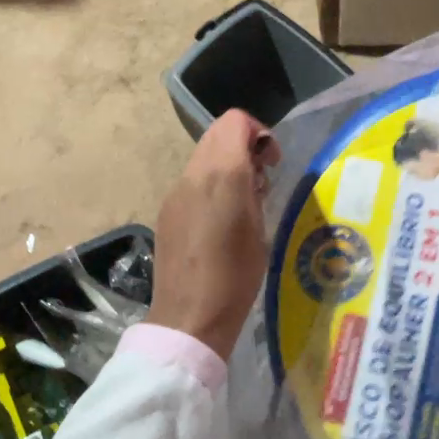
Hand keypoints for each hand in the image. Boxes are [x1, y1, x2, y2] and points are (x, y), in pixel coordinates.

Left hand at [147, 110, 280, 359]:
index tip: (271, 163)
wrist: (190, 317)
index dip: (259, 132)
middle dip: (244, 146)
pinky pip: (193, 179)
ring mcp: (176, 191)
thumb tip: (254, 170)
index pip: (236, 121)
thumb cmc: (236, 275)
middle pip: (218, 133)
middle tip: (261, 179)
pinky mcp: (167, 210)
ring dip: (227, 164)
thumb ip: (255, 187)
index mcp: (223, 174)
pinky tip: (221, 219)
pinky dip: (211, 183)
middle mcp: (194, 174)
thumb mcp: (260, 226)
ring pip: (204, 155)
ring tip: (243, 201)